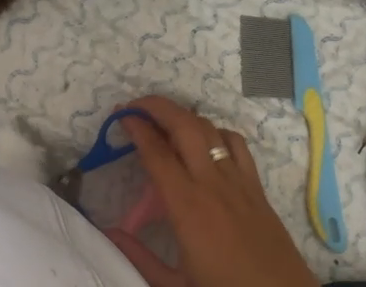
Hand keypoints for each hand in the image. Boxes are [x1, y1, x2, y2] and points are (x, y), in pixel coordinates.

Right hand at [108, 96, 317, 286]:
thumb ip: (139, 258)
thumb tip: (108, 233)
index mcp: (187, 207)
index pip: (156, 151)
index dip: (136, 127)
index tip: (119, 117)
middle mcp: (212, 184)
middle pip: (183, 124)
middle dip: (156, 107)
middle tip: (135, 107)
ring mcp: (238, 182)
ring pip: (209, 128)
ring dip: (183, 116)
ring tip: (164, 121)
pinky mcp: (257, 188)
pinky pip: (236, 143)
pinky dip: (215, 132)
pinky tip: (206, 142)